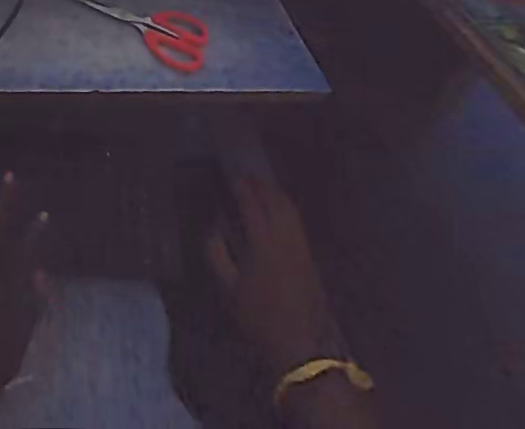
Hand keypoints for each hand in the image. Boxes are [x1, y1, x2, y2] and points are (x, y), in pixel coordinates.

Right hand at [204, 172, 341, 375]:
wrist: (303, 350)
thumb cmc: (260, 319)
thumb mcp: (229, 290)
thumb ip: (217, 254)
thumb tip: (213, 228)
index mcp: (263, 245)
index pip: (252, 206)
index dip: (243, 188)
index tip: (233, 175)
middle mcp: (285, 241)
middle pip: (276, 203)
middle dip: (262, 186)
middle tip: (248, 175)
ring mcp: (302, 249)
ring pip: (291, 212)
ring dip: (276, 195)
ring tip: (263, 186)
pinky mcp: (311, 259)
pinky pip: (297, 223)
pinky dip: (286, 209)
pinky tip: (279, 211)